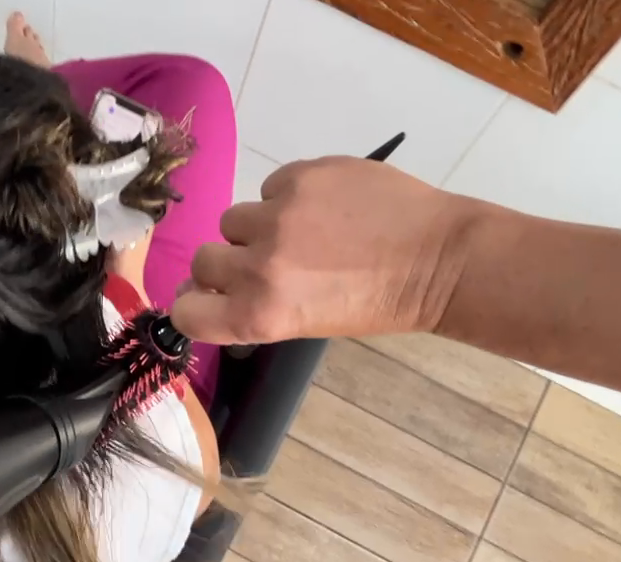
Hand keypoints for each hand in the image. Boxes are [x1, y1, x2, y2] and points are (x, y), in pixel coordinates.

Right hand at [170, 157, 489, 343]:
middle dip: (226, 263)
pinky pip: (271, 187)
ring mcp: (278, 216)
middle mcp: (258, 267)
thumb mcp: (298, 325)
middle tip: (266, 263)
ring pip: (233, 219)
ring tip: (302, 231)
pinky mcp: (302, 176)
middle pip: (203, 260)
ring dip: (256, 227)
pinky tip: (324, 207)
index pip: (186, 313)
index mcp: (258, 316)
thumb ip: (248, 307)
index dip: (194, 305)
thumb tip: (206, 289)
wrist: (435, 260)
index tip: (210, 298)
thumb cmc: (369, 305)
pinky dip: (289, 197)